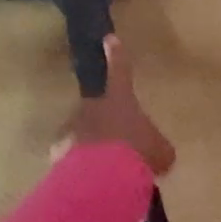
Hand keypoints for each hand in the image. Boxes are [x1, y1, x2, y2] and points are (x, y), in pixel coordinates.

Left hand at [52, 36, 175, 175]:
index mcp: (120, 100)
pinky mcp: (59, 150)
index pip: (120, 72)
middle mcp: (93, 108)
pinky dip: (79, 167)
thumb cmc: (139, 155)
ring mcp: (73, 128)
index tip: (109, 38)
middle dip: (105, 127)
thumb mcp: (162, 152)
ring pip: (82, 135)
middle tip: (117, 150)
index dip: (117, 56)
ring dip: (92, 150)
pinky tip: (90, 183)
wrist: (105, 176)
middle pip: (97, 110)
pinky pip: (70, 156)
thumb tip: (158, 152)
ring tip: (105, 173)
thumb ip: (157, 147)